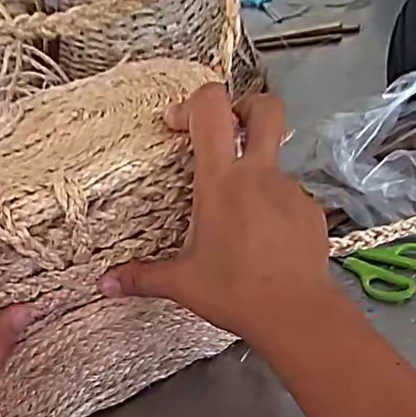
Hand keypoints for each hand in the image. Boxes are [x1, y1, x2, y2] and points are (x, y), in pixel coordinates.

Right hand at [98, 84, 339, 347]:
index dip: (192, 103)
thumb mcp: (183, 284)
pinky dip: (274, 209)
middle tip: (227, 133)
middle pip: (265, 109)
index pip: (211, 108)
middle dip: (245, 108)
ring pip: (275, 162)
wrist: (296, 313)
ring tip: (238, 220)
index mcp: (222, 182)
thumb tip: (105, 284)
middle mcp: (259, 175)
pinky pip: (289, 198)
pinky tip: (264, 242)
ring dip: (255, 176)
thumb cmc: (236, 293)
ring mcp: (291, 191)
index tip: (176, 125)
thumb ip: (143, 278)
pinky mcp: (310, 212)